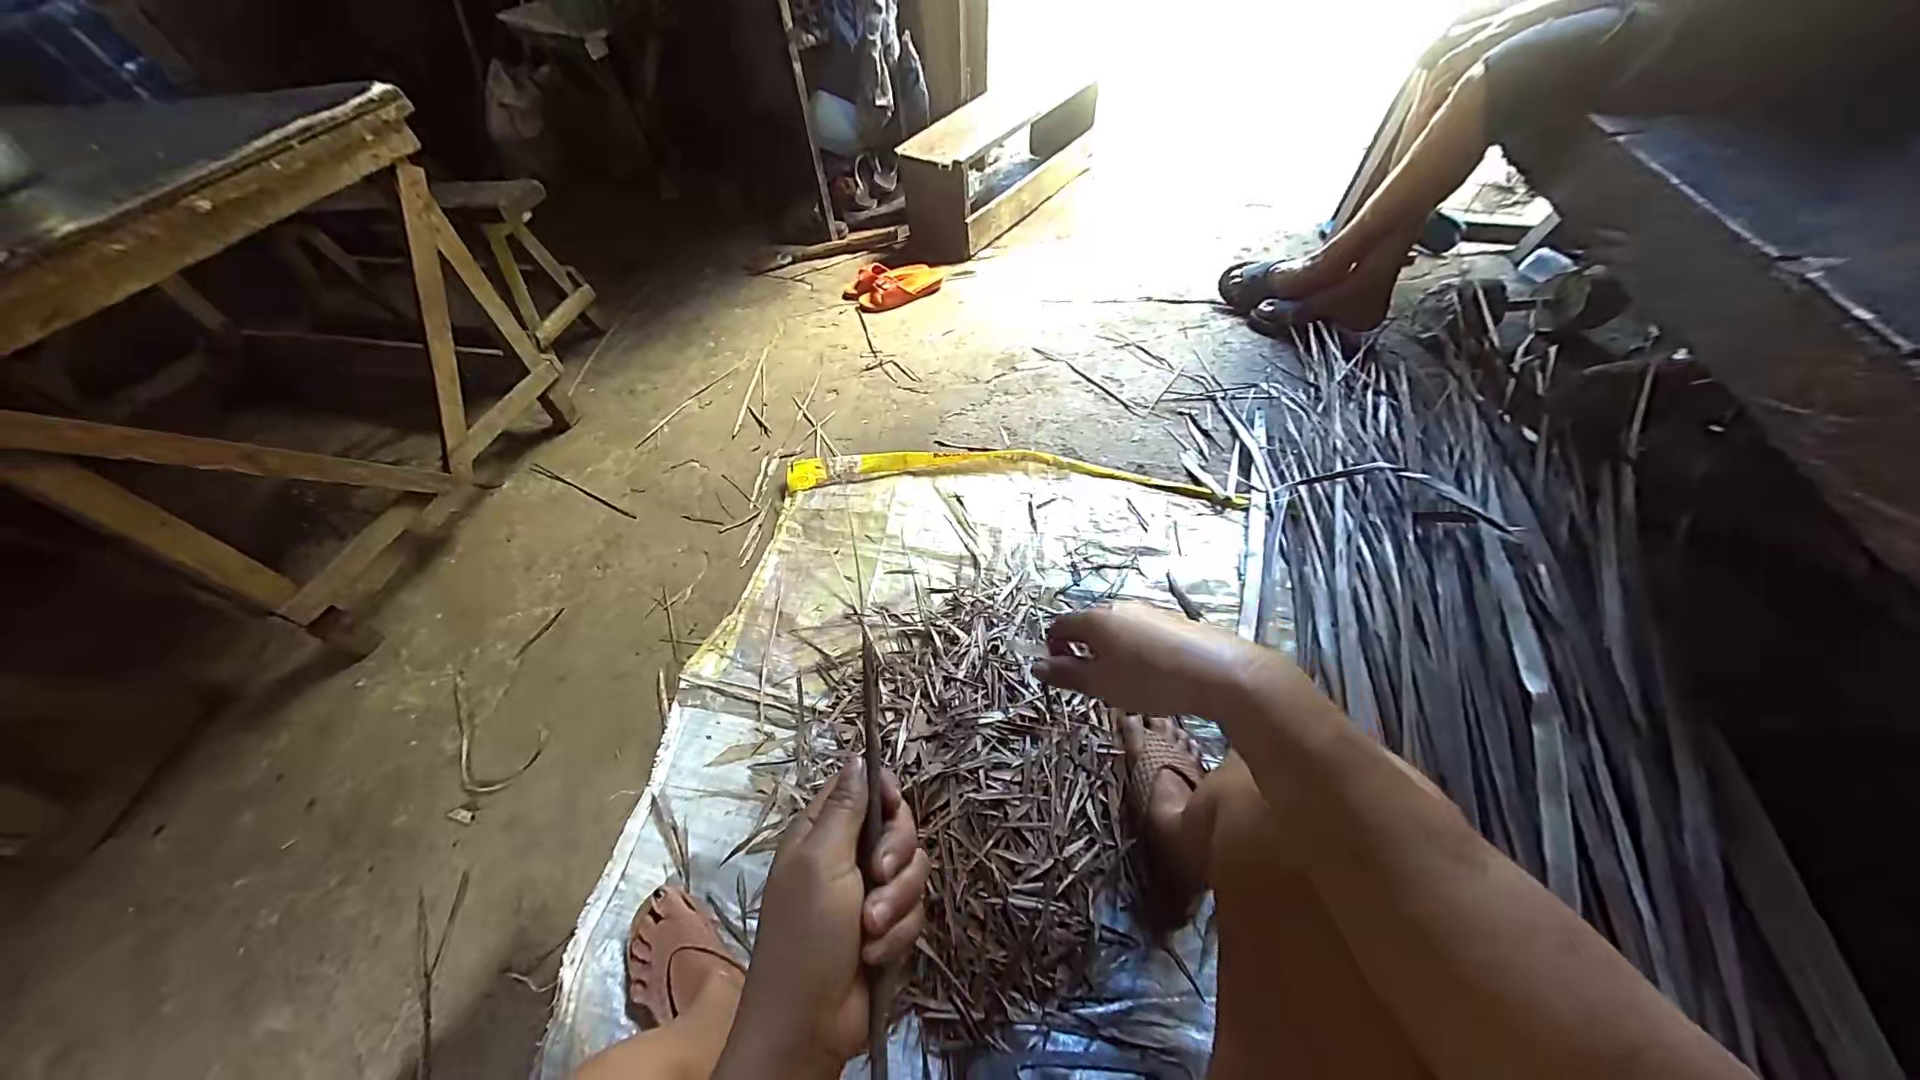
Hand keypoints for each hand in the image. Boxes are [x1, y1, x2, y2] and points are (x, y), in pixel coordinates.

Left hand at [717, 761, 929, 1078]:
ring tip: (870, 929)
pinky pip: (915, 908)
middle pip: (897, 825)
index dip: (883, 791)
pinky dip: (898, 932)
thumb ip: (846, 809)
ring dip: (896, 902)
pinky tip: (874, 953)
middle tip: (877, 877)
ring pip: (913, 869)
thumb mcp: (821, 862)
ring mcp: (870, 891)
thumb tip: (857, 756)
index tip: (893, 805)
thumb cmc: (806, 934)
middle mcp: (848, 855)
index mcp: (822, 832)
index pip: (861, 787)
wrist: (810, 1024)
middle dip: (895, 855)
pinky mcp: (889, 923)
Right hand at [1037, 603, 1309, 718]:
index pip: (1059, 625)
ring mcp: (1147, 611)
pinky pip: (1139, 633)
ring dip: (1109, 652)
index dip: (1053, 648)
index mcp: (1094, 619)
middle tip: (1092, 682)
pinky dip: (1134, 650)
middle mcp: (1118, 607)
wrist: (1219, 671)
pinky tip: (1152, 675)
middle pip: (1087, 626)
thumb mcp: (1101, 684)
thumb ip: (1066, 674)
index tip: (1061, 673)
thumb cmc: (1150, 680)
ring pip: (1115, 630)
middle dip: (1082, 651)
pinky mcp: (1171, 621)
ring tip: (1124, 683)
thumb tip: (1036, 666)